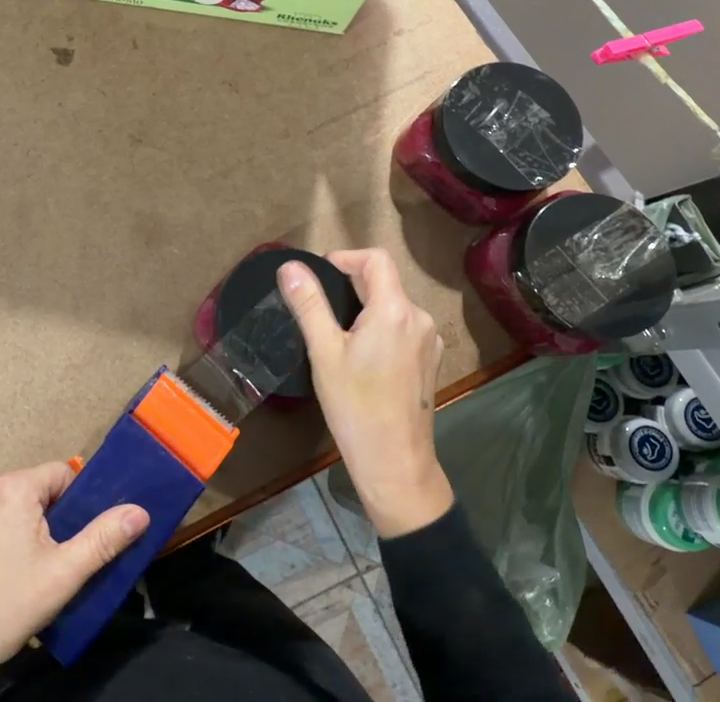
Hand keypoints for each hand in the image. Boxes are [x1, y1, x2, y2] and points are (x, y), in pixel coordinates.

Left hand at [0, 462, 149, 701]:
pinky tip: (11, 577)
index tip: (89, 535)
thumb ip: (104, 539)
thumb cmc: (5, 605)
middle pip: (40, 491)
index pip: (64, 473)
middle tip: (70, 558)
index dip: (83, 501)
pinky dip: (9, 541)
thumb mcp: (64, 573)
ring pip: (16, 510)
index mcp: (14, 488)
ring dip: (34, 532)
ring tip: (42, 571)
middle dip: (60, 519)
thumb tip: (140, 511)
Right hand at [280, 248, 453, 537]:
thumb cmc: (355, 406)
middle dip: (351, 286)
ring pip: (393, 307)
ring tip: (336, 335)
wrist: (394, 461)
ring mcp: (429, 341)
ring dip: (365, 309)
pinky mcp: (429, 361)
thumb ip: (309, 304)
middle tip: (318, 308)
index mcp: (395, 310)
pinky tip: (361, 357)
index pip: (375, 259)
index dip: (345, 257)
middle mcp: (420, 318)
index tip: (320, 273)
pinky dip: (380, 329)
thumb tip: (290, 267)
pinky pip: (402, 329)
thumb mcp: (324, 352)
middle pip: (384, 283)